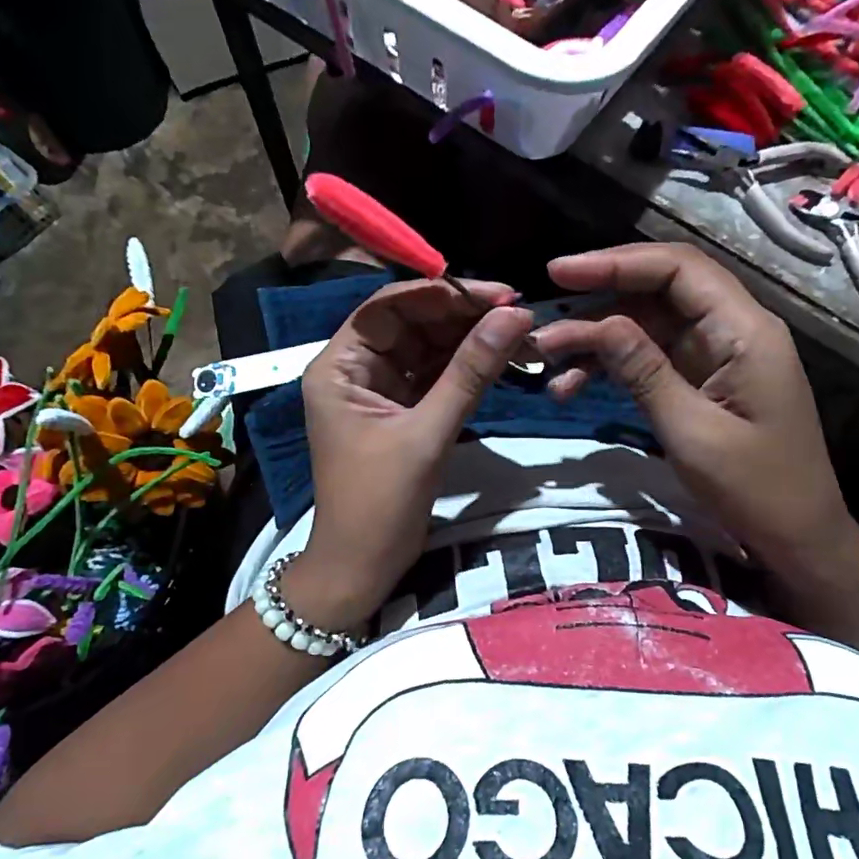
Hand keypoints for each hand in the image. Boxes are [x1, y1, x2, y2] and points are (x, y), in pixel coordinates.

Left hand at [295, 278, 532, 625]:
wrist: (363, 567)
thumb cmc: (380, 501)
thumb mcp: (427, 434)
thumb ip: (470, 373)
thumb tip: (514, 316)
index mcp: (339, 367)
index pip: (388, 308)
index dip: (441, 293)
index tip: (496, 292)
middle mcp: (355, 371)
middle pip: (411, 325)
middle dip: (461, 317)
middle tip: (518, 312)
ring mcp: (380, 394)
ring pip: (427, 351)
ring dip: (468, 342)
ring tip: (518, 332)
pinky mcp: (402, 415)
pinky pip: (434, 379)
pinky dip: (464, 371)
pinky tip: (499, 359)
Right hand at [531, 243, 850, 578]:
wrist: (798, 536)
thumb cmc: (755, 488)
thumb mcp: (692, 431)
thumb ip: (645, 371)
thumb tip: (599, 323)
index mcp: (744, 330)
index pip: (677, 270)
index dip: (616, 263)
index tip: (560, 274)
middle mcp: (733, 330)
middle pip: (658, 294)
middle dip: (598, 305)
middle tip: (543, 329)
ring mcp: (719, 357)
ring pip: (650, 328)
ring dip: (599, 342)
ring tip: (548, 365)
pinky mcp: (706, 383)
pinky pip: (654, 360)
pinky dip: (616, 369)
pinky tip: (575, 387)